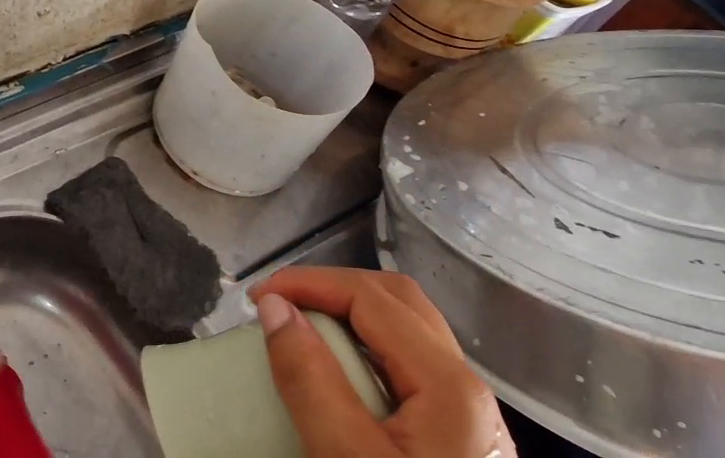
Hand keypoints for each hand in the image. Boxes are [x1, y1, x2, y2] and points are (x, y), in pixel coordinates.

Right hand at [252, 267, 513, 457]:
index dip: (309, 283)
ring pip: (409, 332)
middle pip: (399, 302)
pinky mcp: (459, 443)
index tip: (255, 299)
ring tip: (301, 333)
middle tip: (278, 305)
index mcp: (449, 385)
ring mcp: (469, 418)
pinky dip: (367, 350)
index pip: (371, 298)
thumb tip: (273, 307)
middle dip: (332, 289)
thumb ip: (309, 380)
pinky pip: (411, 368)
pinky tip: (339, 377)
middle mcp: (467, 389)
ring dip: (350, 316)